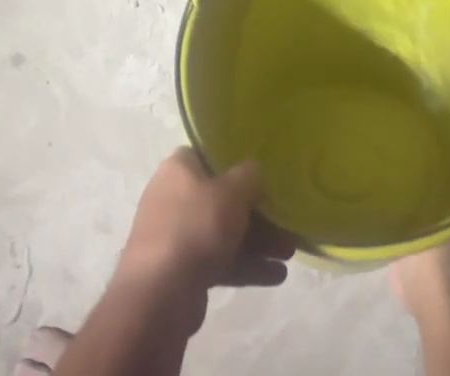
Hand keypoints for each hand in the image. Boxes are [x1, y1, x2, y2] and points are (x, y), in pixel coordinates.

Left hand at [116, 149, 295, 295]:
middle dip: (257, 212)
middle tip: (286, 220)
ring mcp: (177, 236)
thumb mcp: (233, 191)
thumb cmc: (197, 226)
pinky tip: (277, 274)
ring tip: (289, 252)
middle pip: (221, 199)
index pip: (208, 155)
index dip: (235, 161)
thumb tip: (253, 172)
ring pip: (224, 233)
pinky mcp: (183, 270)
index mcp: (178, 170)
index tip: (262, 172)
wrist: (160, 294)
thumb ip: (249, 175)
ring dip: (257, 242)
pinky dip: (247, 266)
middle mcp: (173, 198)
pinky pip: (220, 261)